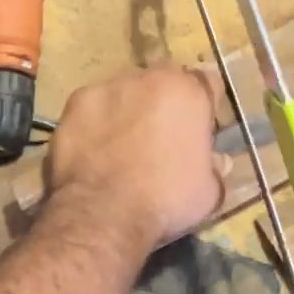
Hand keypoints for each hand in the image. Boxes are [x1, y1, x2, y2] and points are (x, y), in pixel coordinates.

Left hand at [45, 67, 228, 249]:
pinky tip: (94, 148)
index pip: (207, 83)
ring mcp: (109, 87)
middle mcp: (150, 79)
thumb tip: (217, 160)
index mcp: (188, 93)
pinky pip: (93, 106)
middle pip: (164, 80)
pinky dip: (96, 121)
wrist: (103, 214)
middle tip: (161, 134)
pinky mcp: (77, 102)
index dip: (205, 105)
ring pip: (125, 90)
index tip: (200, 126)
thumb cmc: (165, 202)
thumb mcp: (208, 192)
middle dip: (165, 101)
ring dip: (129, 108)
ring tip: (122, 143)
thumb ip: (215, 168)